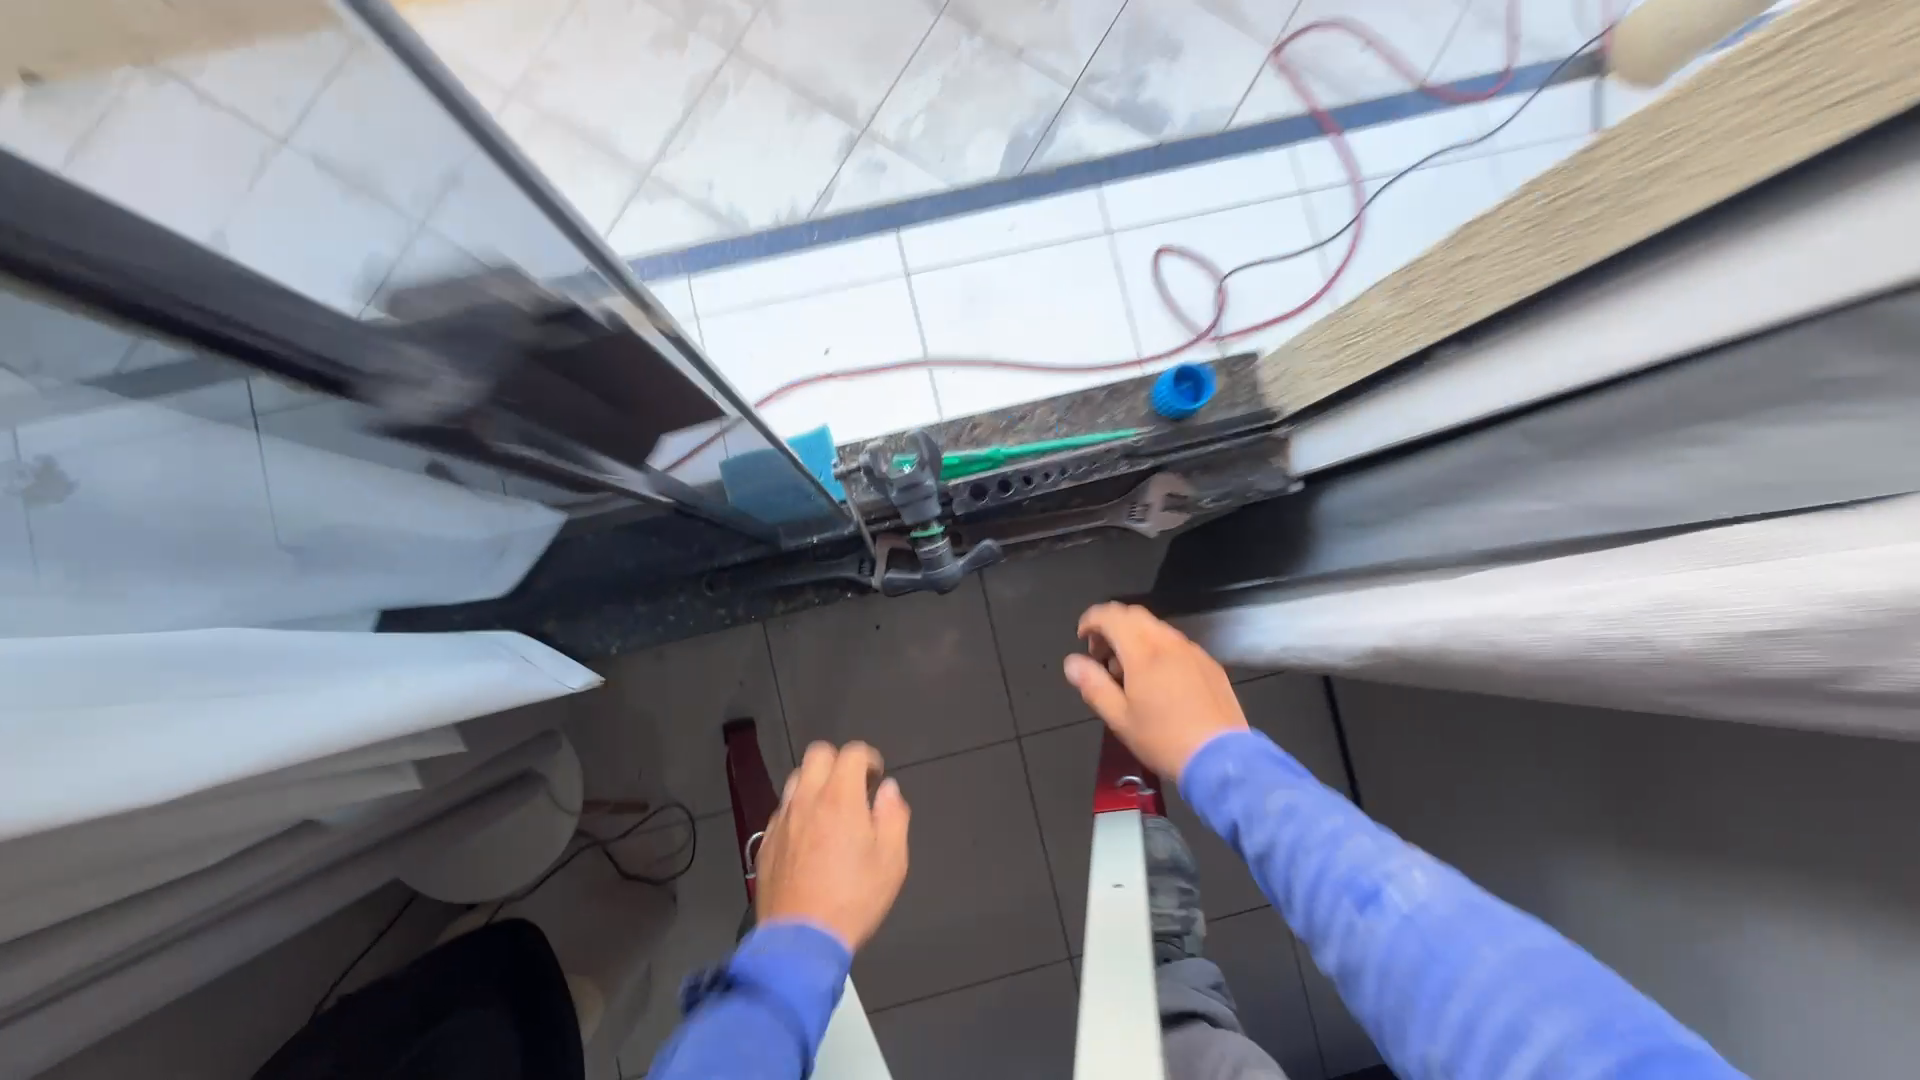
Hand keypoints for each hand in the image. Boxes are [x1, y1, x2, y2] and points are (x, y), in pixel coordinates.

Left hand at [755, 741, 910, 951]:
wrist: (801, 941)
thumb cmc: (854, 899)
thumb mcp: (892, 861)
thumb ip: (894, 815)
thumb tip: (887, 789)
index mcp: (840, 797)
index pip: (852, 752)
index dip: (869, 758)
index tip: (876, 778)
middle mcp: (807, 799)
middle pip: (818, 754)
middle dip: (839, 762)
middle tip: (854, 789)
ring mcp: (781, 820)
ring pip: (796, 779)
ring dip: (816, 783)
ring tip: (830, 811)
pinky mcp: (766, 842)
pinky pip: (783, 810)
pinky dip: (799, 810)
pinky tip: (809, 838)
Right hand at [1063, 603, 1249, 779]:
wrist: (1221, 759)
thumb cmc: (1164, 740)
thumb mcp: (1119, 718)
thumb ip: (1093, 685)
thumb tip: (1072, 663)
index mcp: (1143, 652)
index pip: (1112, 616)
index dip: (1091, 619)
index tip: (1082, 637)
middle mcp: (1169, 643)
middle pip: (1134, 615)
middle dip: (1111, 626)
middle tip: (1101, 654)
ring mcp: (1193, 651)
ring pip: (1157, 629)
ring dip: (1135, 638)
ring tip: (1126, 672)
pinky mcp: (1210, 664)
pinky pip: (1177, 644)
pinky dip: (1158, 649)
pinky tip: (1157, 680)